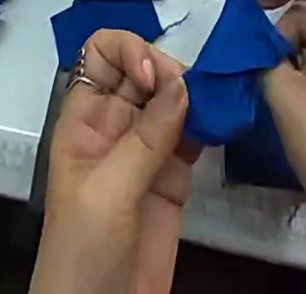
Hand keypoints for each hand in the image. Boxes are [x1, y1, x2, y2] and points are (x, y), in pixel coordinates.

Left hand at [33, 31, 196, 293]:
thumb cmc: (84, 254)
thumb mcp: (107, 192)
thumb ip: (146, 137)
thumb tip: (184, 84)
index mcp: (85, 118)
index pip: (101, 54)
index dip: (128, 51)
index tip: (153, 77)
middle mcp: (115, 122)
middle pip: (142, 67)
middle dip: (168, 69)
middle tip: (194, 94)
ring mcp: (146, 147)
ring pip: (170, 95)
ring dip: (193, 92)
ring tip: (215, 103)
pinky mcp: (173, 172)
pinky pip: (192, 129)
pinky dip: (208, 120)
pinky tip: (220, 122)